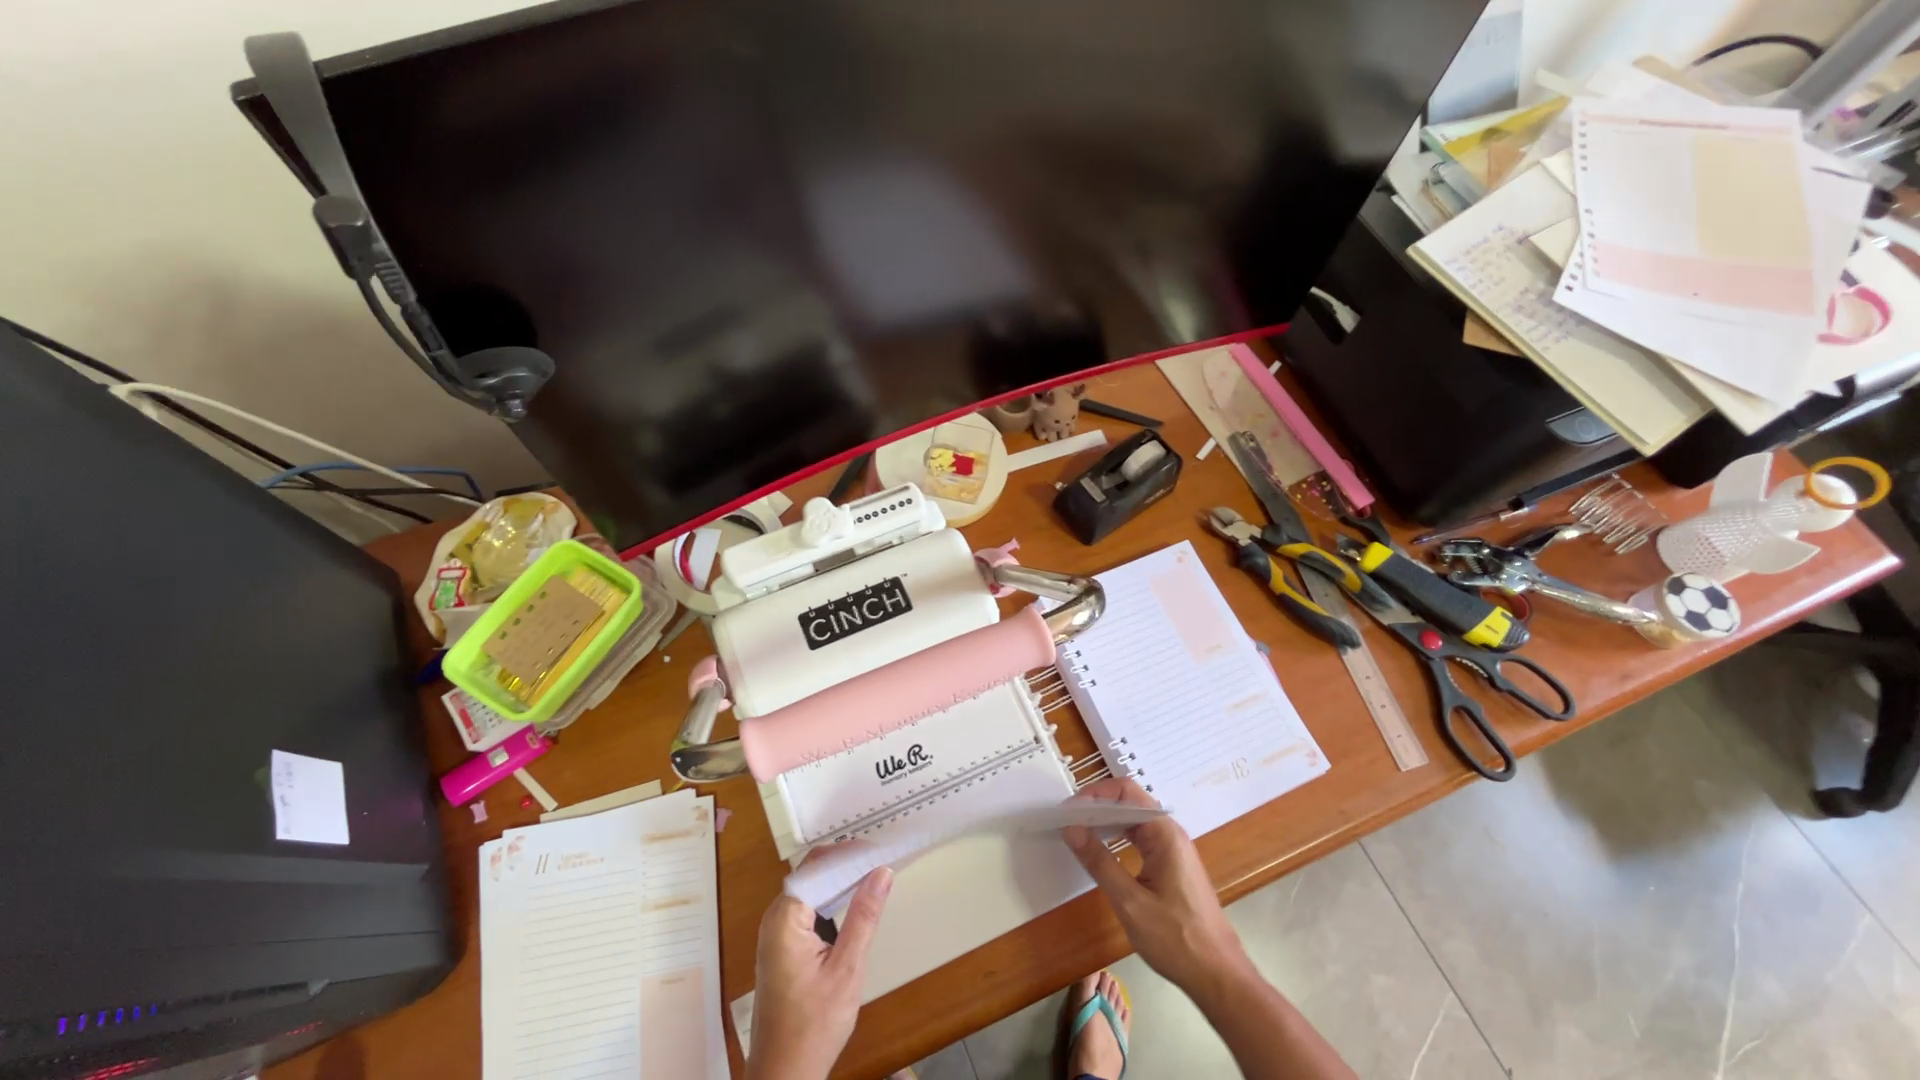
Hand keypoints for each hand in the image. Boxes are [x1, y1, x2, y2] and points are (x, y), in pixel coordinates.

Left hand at [746, 867, 892, 1079]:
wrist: (784, 1074)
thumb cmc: (814, 1025)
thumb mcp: (847, 969)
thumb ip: (864, 916)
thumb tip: (881, 872)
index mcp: (784, 919)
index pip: (816, 867)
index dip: (848, 853)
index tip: (880, 848)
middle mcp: (774, 920)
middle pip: (810, 875)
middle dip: (845, 863)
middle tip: (882, 858)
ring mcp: (775, 934)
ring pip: (809, 892)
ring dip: (839, 882)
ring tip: (874, 874)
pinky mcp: (782, 948)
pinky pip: (807, 910)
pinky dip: (831, 901)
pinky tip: (854, 904)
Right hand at [1062, 778, 1250, 995]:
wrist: (1217, 973)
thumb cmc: (1175, 938)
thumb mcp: (1130, 902)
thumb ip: (1099, 862)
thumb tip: (1072, 829)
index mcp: (1164, 834)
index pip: (1126, 792)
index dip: (1094, 794)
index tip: (1067, 810)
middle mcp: (1171, 834)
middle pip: (1130, 803)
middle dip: (1097, 806)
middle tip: (1067, 821)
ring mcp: (1174, 850)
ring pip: (1135, 821)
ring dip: (1106, 822)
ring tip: (1077, 834)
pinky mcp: (1173, 867)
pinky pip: (1141, 839)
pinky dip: (1118, 838)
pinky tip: (1101, 852)